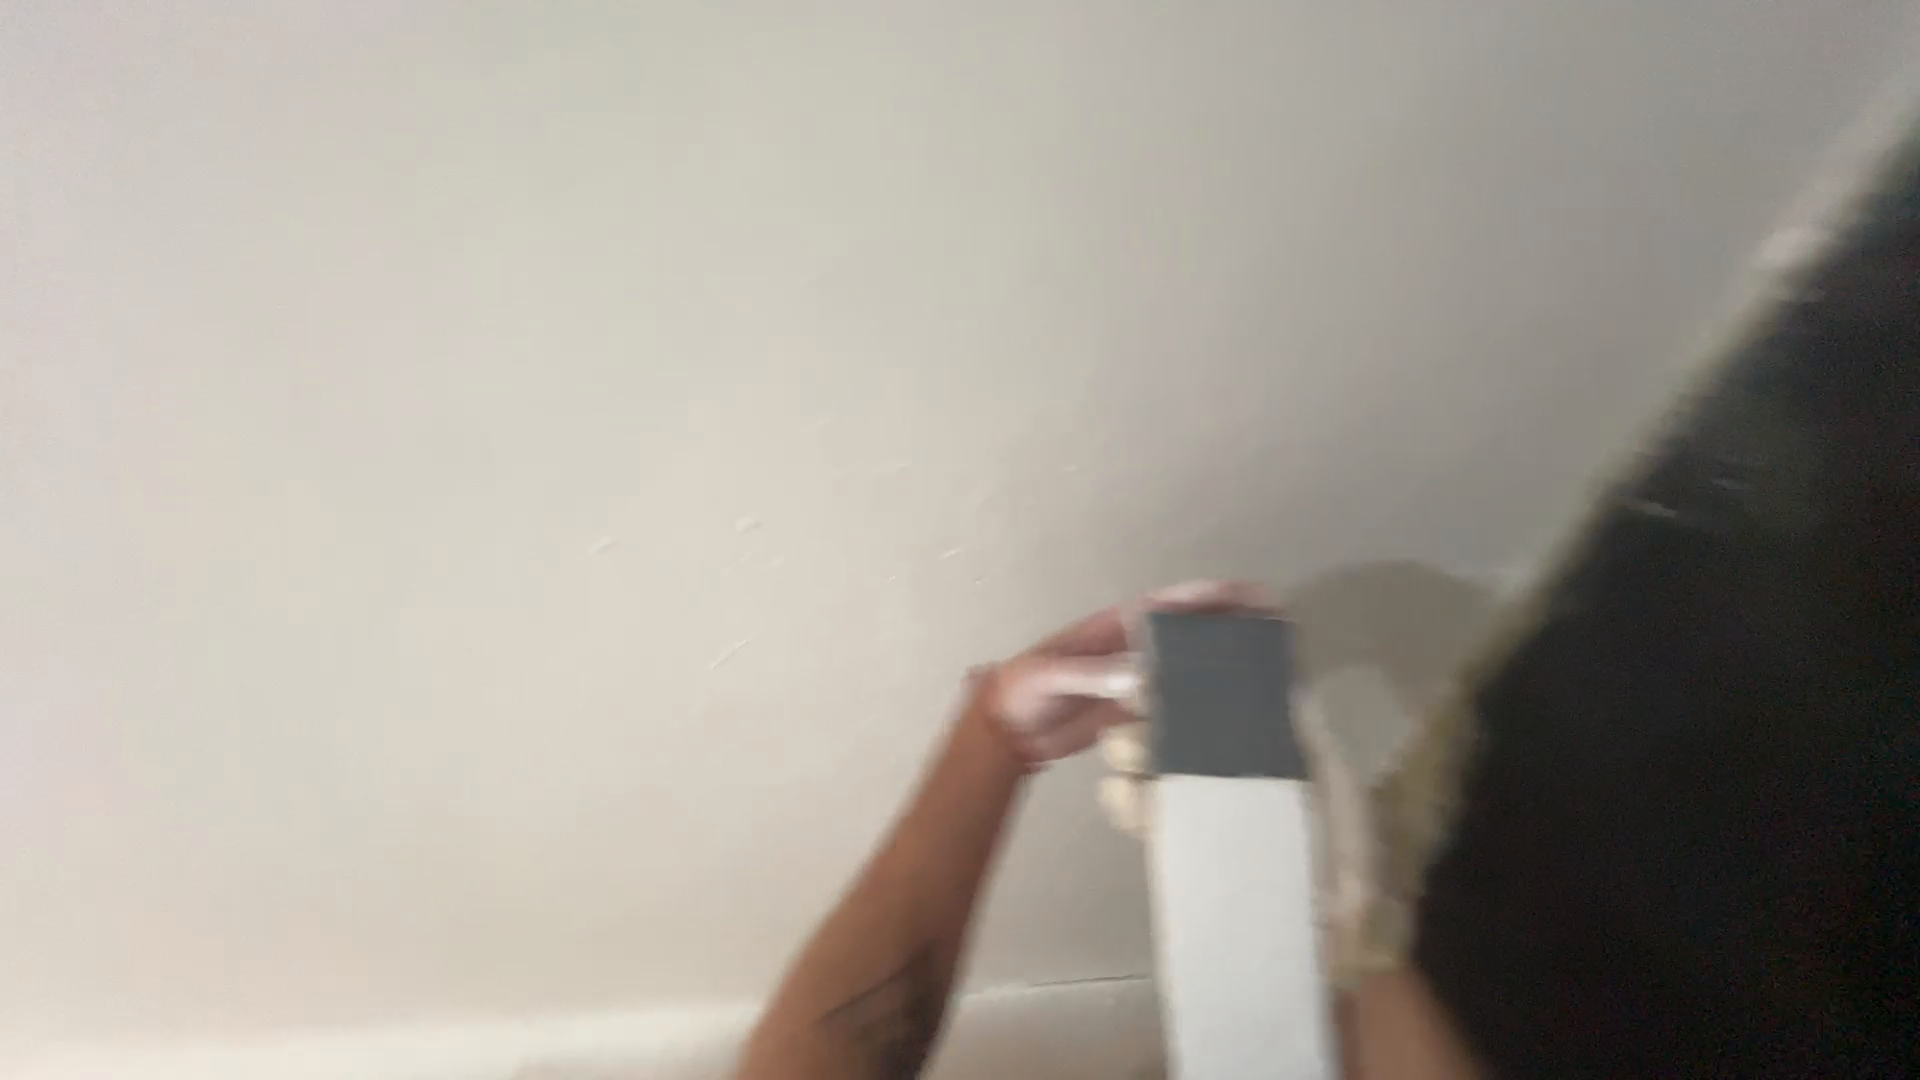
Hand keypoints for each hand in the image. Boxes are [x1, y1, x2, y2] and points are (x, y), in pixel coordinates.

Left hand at [975, 579, 1269, 765]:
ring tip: (1271, 666)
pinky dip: (1202, 702)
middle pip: (1190, 631)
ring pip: (1189, 666)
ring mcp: (1137, 681)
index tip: (1250, 594)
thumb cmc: (1024, 689)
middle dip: (1231, 624)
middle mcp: (1134, 649)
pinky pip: (1176, 703)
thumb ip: (1093, 673)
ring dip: (1225, 663)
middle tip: (1280, 626)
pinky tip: (1233, 710)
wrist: (1007, 731)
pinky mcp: (1135, 712)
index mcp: (1114, 627)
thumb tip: (1144, 676)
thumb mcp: (1052, 674)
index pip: (1169, 606)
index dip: (1208, 597)